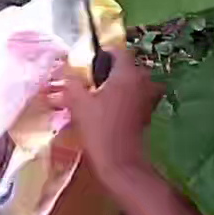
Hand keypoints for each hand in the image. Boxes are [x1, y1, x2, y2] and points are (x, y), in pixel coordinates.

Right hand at [63, 41, 164, 187]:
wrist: (120, 163)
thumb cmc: (99, 129)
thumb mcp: (79, 102)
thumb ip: (72, 81)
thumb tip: (65, 68)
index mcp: (127, 72)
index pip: (118, 51)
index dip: (102, 54)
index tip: (88, 65)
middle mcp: (142, 81)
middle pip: (126, 66)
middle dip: (109, 71)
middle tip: (91, 81)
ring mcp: (148, 98)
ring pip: (133, 82)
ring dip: (118, 85)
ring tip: (99, 95)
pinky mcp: (147, 114)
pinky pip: (136, 97)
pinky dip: (125, 99)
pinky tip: (108, 110)